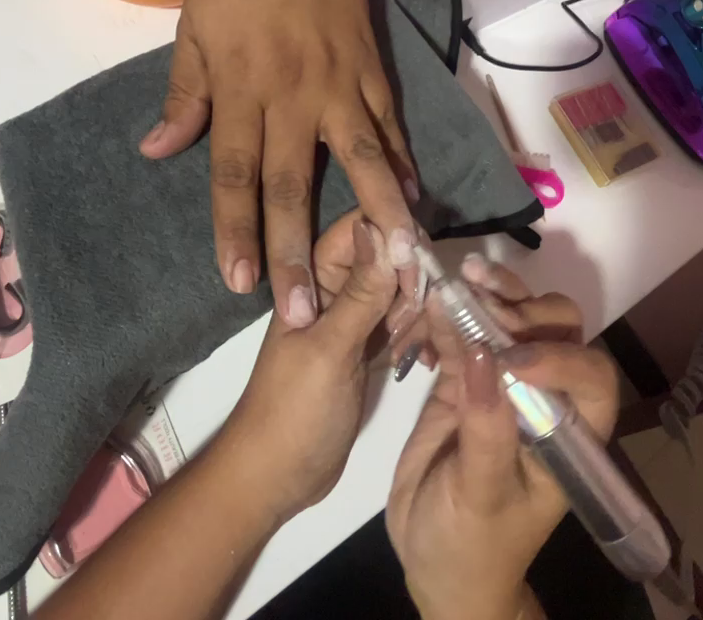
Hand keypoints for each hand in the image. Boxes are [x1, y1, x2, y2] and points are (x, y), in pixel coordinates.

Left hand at [141, 0, 419, 327]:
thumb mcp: (193, 29)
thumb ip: (183, 95)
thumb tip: (158, 152)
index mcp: (242, 89)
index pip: (234, 174)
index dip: (234, 232)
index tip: (238, 286)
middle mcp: (294, 97)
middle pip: (292, 184)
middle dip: (296, 251)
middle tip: (304, 313)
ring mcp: (341, 84)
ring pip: (360, 160)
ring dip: (373, 217)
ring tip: (392, 267)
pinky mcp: (373, 69)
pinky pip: (389, 123)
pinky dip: (400, 162)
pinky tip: (411, 199)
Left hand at [213, 216, 399, 520]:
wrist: (276, 477)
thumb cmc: (294, 411)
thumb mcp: (330, 349)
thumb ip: (360, 292)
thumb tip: (381, 225)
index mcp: (312, 277)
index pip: (359, 228)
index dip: (393, 229)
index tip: (426, 256)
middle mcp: (333, 289)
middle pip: (385, 253)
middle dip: (412, 272)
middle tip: (425, 310)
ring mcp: (351, 319)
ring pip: (397, 288)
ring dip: (417, 305)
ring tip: (417, 340)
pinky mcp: (366, 347)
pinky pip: (399, 321)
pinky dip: (415, 330)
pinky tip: (422, 353)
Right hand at [386, 259, 619, 619]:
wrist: (434, 563)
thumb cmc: (474, 546)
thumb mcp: (483, 497)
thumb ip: (487, 429)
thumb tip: (482, 355)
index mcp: (570, 431)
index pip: (589, 376)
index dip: (559, 357)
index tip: (509, 360)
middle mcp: (544, 397)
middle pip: (555, 330)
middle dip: (522, 308)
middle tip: (480, 299)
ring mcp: (501, 383)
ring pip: (511, 320)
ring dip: (489, 294)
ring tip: (459, 278)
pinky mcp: (462, 380)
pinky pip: (460, 334)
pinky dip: (446, 314)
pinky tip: (428, 305)